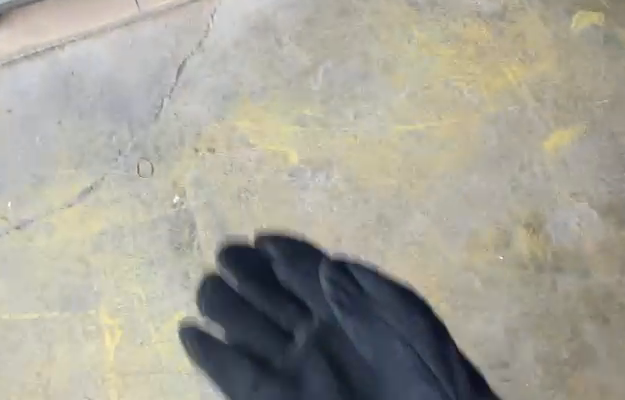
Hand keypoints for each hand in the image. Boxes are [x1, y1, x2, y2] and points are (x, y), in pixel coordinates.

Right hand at [178, 233, 497, 399]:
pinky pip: (237, 376)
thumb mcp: (412, 326)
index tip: (258, 238)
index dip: (282, 251)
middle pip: (269, 292)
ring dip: (223, 303)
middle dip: (244, 270)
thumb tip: (324, 266)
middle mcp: (315, 332)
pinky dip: (211, 355)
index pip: (303, 267)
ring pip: (248, 326)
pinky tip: (189, 333)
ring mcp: (296, 368)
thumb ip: (368, 292)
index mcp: (346, 306)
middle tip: (223, 255)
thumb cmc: (434, 385)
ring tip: (205, 285)